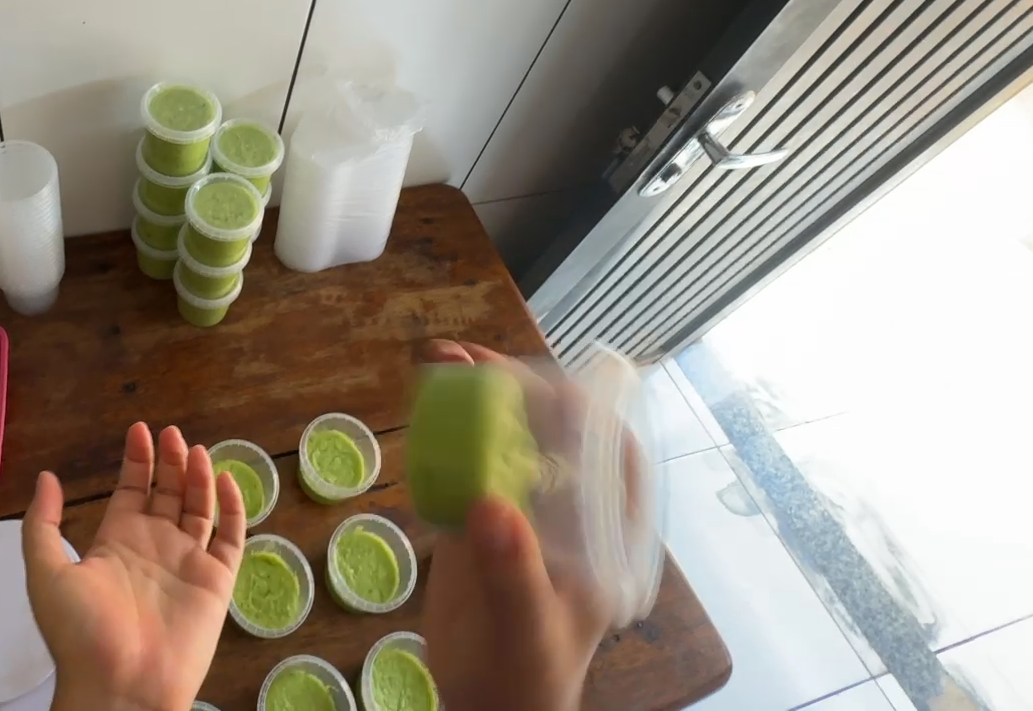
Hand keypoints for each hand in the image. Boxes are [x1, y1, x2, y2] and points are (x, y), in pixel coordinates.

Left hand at [23, 422, 245, 710]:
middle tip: (172, 433)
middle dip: (169, 461)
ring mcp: (187, 562)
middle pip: (168, 492)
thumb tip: (47, 476)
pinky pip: (231, 536)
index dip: (137, 460)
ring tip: (195, 448)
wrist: (120, 687)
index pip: (133, 489)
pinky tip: (228, 479)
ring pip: (200, 507)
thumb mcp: (47, 572)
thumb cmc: (81, 632)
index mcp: (118, 540)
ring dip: (199, 476)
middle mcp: (155, 545)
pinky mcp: (216, 581)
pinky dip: (234, 507)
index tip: (140, 429)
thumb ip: (43, 524)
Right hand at [420, 340, 612, 710]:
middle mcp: (565, 511)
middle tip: (462, 356)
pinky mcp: (478, 514)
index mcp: (600, 533)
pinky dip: (443, 426)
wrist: (479, 705)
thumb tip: (490, 504)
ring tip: (435, 362)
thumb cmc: (521, 676)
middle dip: (510, 386)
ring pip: (503, 437)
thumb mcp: (524, 629)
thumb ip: (513, 573)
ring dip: (472, 396)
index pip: (611, 452)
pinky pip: (464, 458)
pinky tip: (420, 405)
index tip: (535, 375)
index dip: (582, 406)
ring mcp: (520, 509)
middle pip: (548, 430)